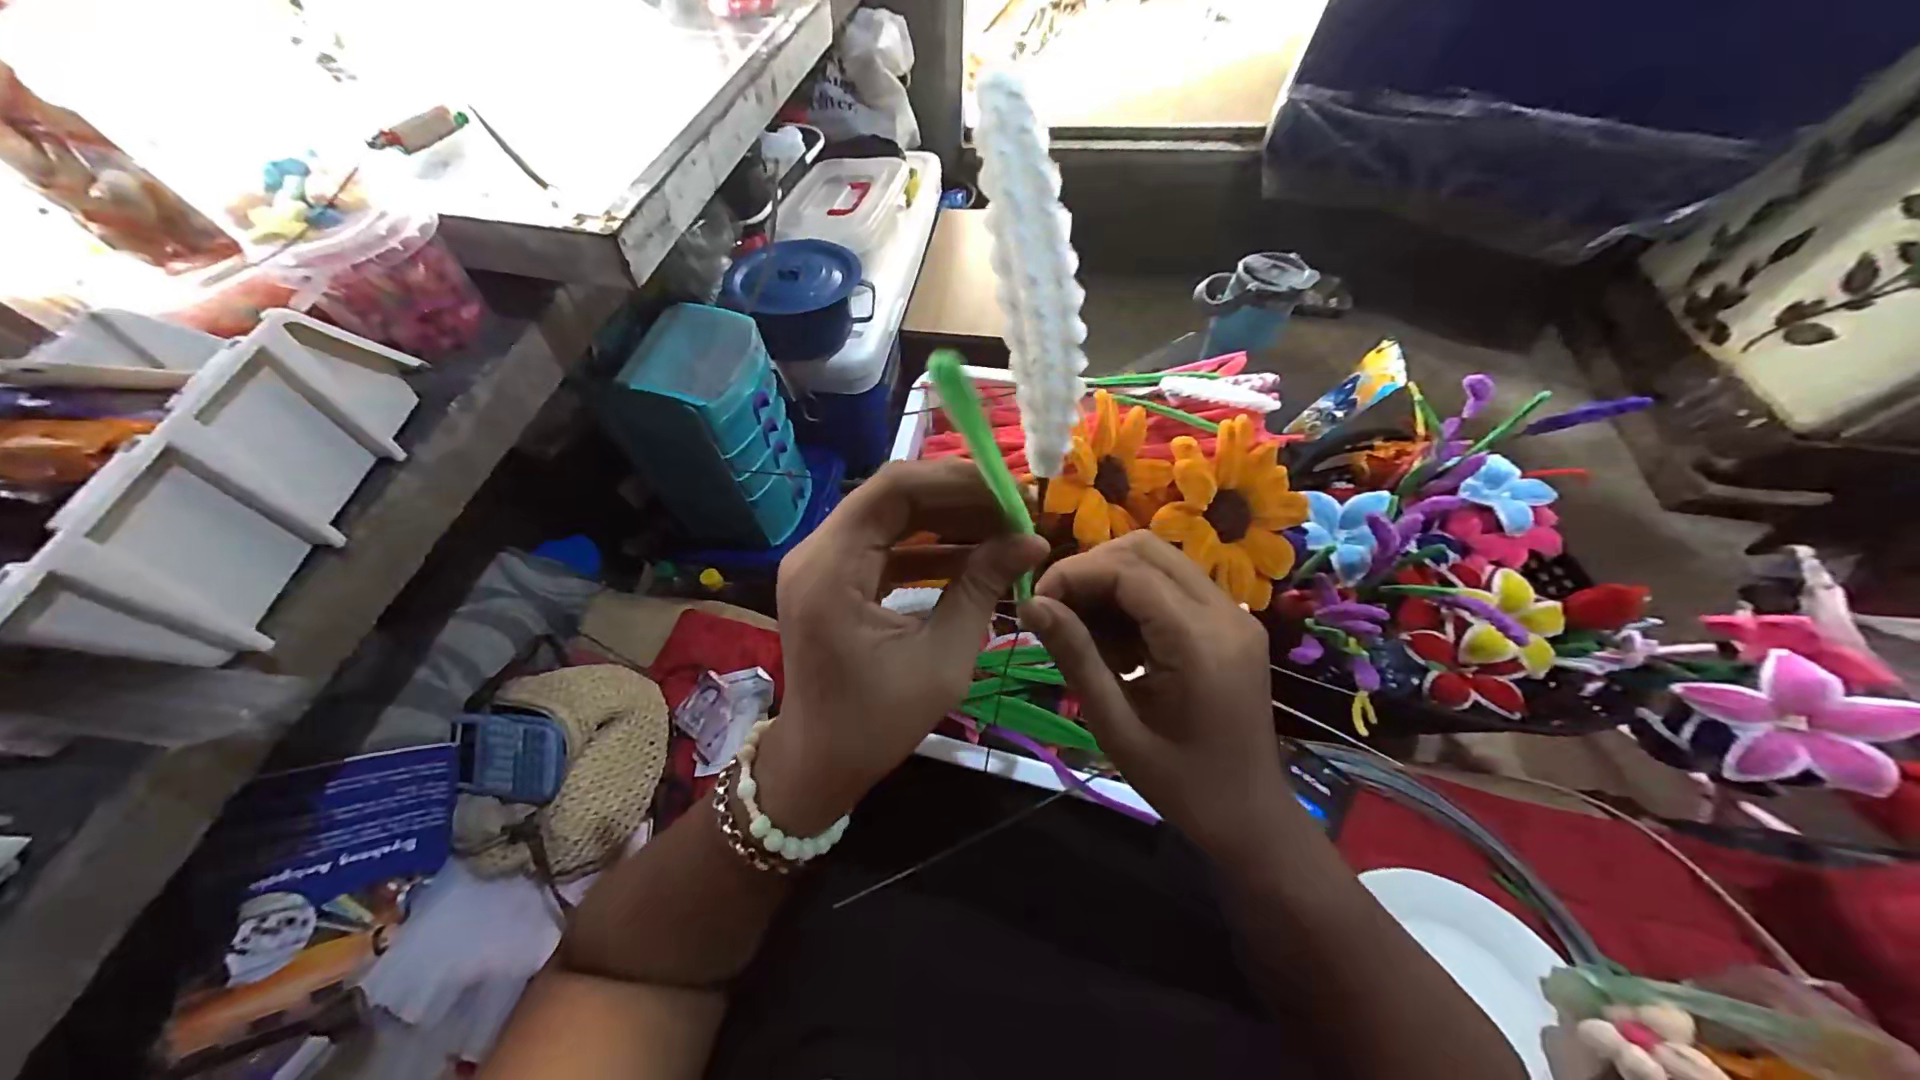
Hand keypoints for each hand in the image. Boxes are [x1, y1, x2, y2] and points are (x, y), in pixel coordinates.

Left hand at [761, 460, 1048, 832]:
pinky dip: (930, 546)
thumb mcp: (942, 658)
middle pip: (893, 496)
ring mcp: (822, 562)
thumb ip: (982, 589)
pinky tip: (976, 554)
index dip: (956, 480)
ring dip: (949, 519)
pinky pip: (887, 546)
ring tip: (1006, 528)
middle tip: (1017, 509)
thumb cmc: (877, 722)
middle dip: (959, 497)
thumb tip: (1032, 540)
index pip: (894, 489)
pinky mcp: (834, 578)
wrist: (821, 762)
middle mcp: (817, 552)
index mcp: (830, 569)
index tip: (1011, 491)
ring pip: (893, 517)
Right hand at [1017, 532, 1291, 855]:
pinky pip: (1174, 584)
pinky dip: (1135, 597)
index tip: (1035, 602)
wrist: (1251, 817)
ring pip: (1159, 560)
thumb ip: (1076, 658)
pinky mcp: (1233, 622)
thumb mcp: (1116, 728)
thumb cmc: (1181, 786)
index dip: (1074, 574)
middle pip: (1146, 549)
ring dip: (1112, 582)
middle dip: (1091, 570)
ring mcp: (1235, 614)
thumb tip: (1032, 604)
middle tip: (1057, 611)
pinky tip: (1119, 643)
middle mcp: (1225, 613)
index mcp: (1200, 642)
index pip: (1129, 571)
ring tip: (1086, 633)